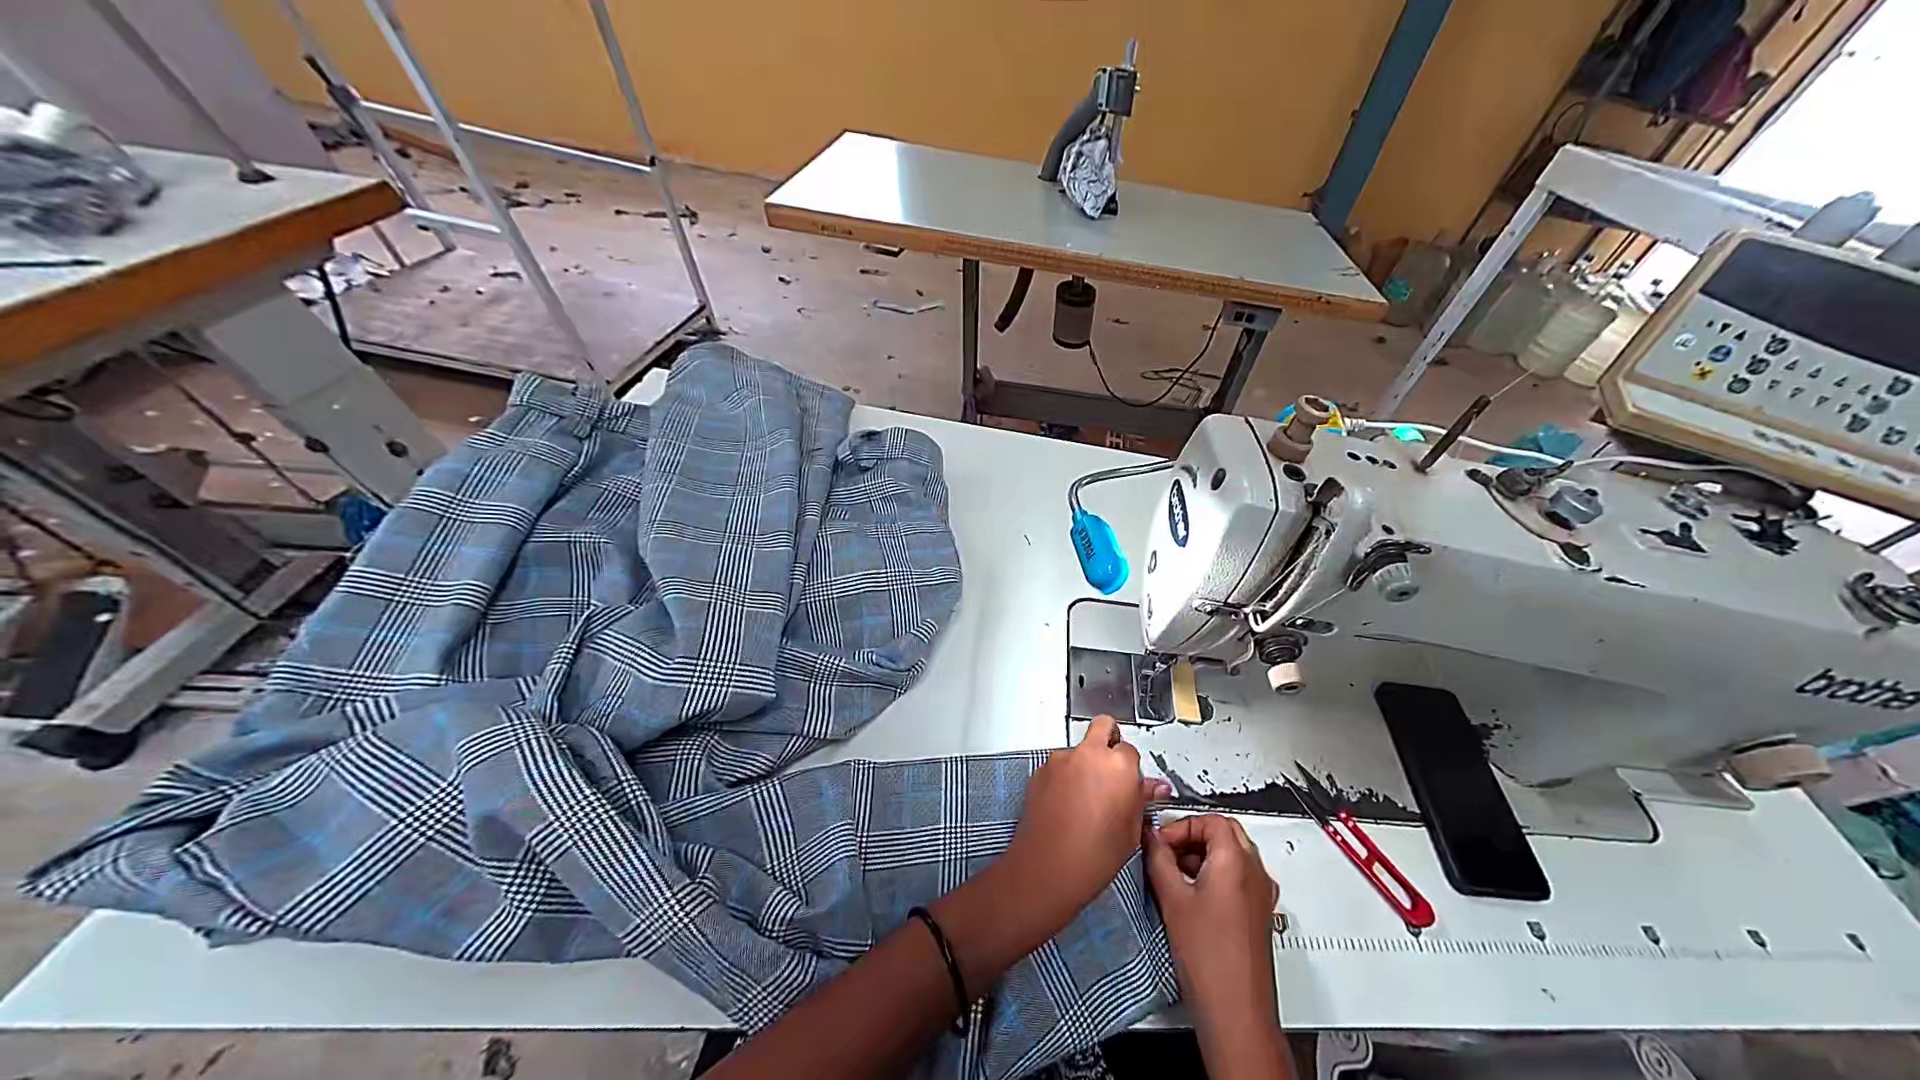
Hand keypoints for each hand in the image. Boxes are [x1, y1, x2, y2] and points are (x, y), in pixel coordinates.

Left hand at [1000, 716, 1169, 934]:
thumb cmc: (1091, 856)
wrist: (1048, 867)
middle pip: (1103, 726)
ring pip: (1078, 749)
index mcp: (1118, 766)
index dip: (1130, 766)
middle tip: (1111, 767)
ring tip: (1086, 798)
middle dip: (1109, 739)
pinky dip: (1064, 777)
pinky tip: (1068, 804)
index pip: (1130, 749)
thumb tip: (1152, 788)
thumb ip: (1140, 799)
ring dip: (1084, 763)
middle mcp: (1089, 755)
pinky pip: (1059, 765)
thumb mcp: (1130, 830)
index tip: (1129, 781)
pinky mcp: (1041, 770)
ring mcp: (1061, 760)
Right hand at [1144, 814, 1279, 1022]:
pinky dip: (1214, 875)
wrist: (1235, 1009)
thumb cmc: (1210, 960)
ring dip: (1202, 855)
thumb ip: (1158, 858)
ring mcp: (1260, 895)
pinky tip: (1191, 896)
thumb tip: (1151, 838)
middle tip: (1166, 850)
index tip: (1160, 841)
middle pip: (1224, 833)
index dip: (1180, 825)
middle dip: (1192, 836)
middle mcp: (1255, 874)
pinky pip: (1237, 878)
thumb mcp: (1172, 898)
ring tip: (1174, 874)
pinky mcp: (1258, 914)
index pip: (1210, 820)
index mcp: (1237, 862)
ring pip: (1232, 855)